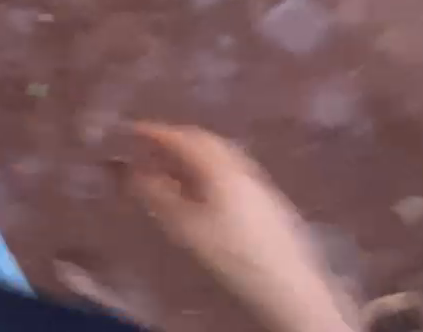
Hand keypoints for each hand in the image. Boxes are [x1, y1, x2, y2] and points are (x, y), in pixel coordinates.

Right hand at [120, 122, 355, 331]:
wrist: (294, 293)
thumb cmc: (231, 253)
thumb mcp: (182, 225)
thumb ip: (153, 193)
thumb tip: (129, 171)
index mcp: (218, 166)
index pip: (180, 137)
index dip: (151, 131)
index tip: (127, 129)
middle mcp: (241, 167)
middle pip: (203, 140)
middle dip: (173, 138)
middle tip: (148, 144)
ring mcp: (260, 184)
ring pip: (220, 155)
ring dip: (192, 153)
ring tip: (171, 165)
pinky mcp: (270, 203)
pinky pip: (232, 171)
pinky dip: (209, 168)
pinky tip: (202, 188)